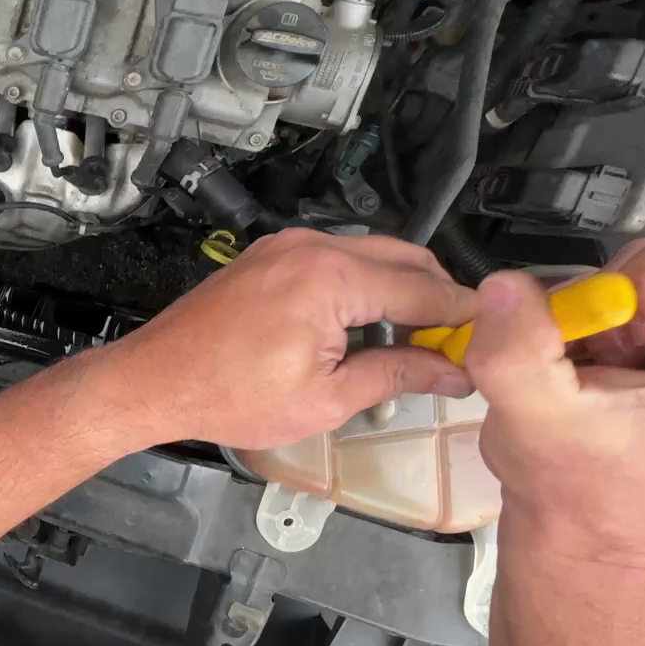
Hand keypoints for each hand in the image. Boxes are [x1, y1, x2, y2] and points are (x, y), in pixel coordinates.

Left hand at [96, 228, 476, 450]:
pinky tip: (360, 326)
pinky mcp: (262, 259)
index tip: (492, 340)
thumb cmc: (226, 395)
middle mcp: (306, 247)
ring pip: (366, 256)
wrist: (152, 381)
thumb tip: (452, 372)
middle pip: (402, 259)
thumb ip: (397, 375)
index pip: (426, 288)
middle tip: (453, 344)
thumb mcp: (324, 398)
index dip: (465, 318)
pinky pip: (328, 261)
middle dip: (436, 297)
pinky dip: (356, 285)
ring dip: (396, 290)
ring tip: (411, 341)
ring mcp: (279, 248)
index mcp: (329, 276)